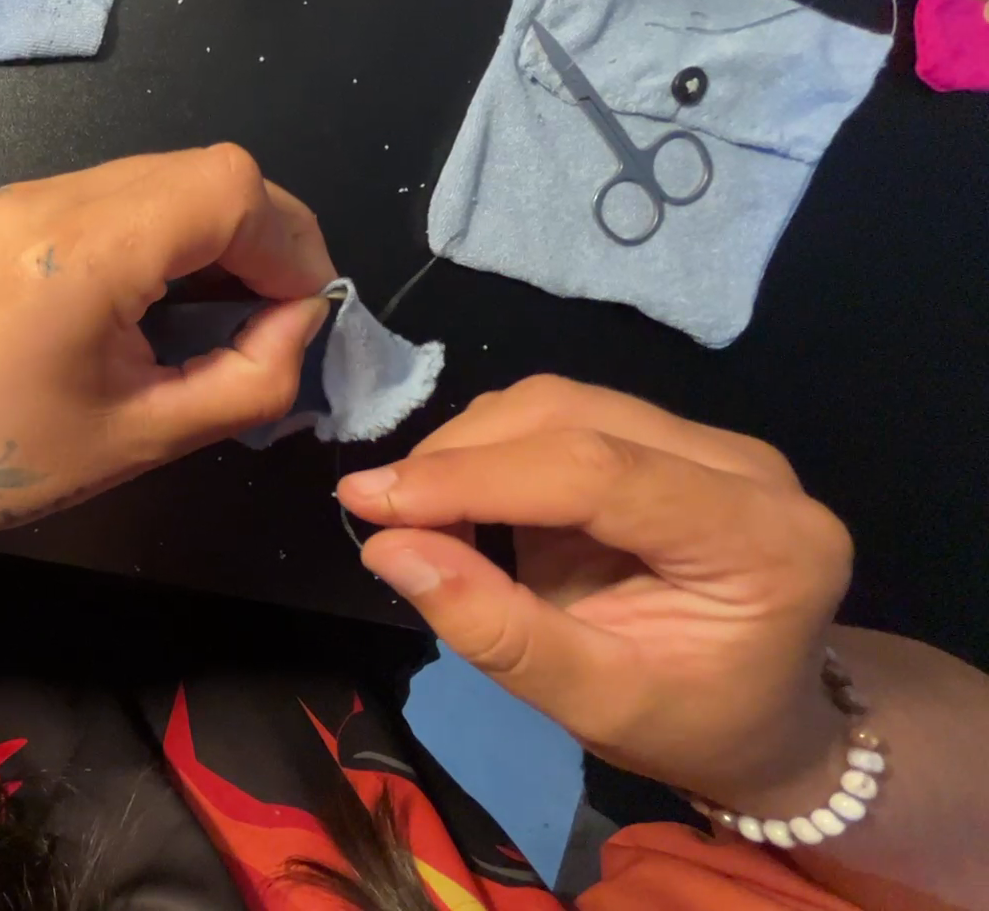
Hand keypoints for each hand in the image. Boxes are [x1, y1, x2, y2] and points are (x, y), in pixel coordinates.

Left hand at [0, 145, 334, 535]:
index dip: (289, 240)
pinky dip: (173, 227)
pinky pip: (125, 189)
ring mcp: (27, 193)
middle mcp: (49, 202)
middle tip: (278, 304)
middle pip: (203, 168)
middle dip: (264, 232)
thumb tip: (304, 317)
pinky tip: (172, 285)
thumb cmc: (17, 459)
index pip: (224, 190)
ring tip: (230, 300)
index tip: (304, 305)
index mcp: (78, 259)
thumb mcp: (151, 437)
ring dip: (220, 228)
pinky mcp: (20, 203)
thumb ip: (252, 377)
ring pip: (168, 172)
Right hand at [336, 376, 853, 809]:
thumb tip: (386, 548)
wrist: (755, 716)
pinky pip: (543, 414)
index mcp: (759, 539)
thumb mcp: (587, 702)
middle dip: (453, 457)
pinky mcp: (649, 435)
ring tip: (423, 515)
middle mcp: (737, 465)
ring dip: (460, 448)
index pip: (590, 471)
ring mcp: (696, 439)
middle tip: (385, 513)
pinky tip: (460, 498)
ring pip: (545, 402)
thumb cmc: (685, 723)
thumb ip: (491, 627)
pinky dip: (478, 448)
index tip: (366, 499)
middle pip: (561, 415)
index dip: (467, 477)